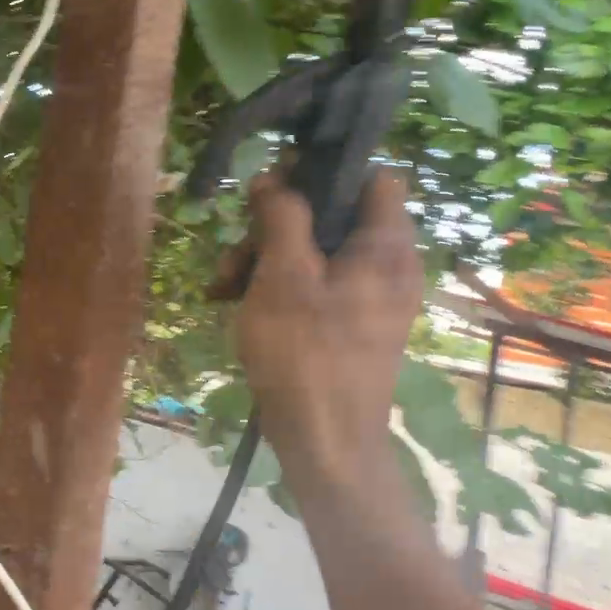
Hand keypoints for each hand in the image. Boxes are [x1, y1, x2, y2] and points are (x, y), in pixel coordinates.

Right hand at [233, 167, 422, 484]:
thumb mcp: (283, 276)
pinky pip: (312, 281)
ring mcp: (368, 294)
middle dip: (274, 226)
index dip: (324, 172)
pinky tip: (234, 302)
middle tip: (236, 254)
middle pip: (329, 215)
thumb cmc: (304, 352)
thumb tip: (274, 177)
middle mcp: (386, 264)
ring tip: (224, 287)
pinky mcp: (348, 319)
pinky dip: (274, 284)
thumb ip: (282, 218)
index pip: (373, 178)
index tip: (274, 185)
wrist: (323, 437)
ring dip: (262, 257)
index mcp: (384, 247)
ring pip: (312, 249)